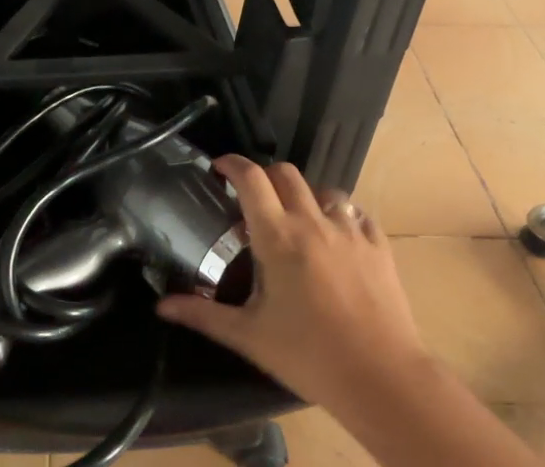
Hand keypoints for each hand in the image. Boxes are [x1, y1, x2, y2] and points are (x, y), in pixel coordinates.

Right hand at [155, 154, 429, 404]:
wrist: (383, 379)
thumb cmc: (309, 355)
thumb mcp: (249, 336)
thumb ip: (203, 314)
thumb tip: (161, 307)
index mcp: (277, 237)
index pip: (250, 178)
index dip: (231, 164)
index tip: (218, 169)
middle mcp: (313, 223)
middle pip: (286, 173)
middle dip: (264, 177)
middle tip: (251, 199)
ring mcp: (350, 232)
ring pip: (324, 190)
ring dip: (304, 195)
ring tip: (295, 219)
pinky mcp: (379, 247)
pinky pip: (357, 214)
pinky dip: (341, 214)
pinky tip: (335, 236)